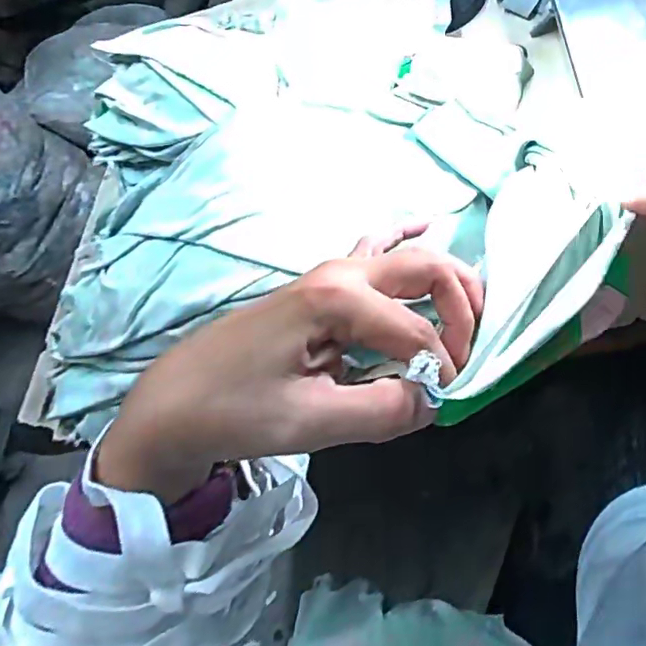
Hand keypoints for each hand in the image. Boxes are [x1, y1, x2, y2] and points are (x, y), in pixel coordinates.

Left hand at [97, 230, 480, 500]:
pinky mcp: (324, 284)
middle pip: (427, 268)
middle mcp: (342, 272)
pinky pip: (375, 247)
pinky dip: (405, 238)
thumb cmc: (233, 411)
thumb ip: (381, 411)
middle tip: (469, 350)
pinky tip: (424, 224)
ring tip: (471, 312)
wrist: (173, 404)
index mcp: (337, 298)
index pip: (416, 329)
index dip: (441, 365)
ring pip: (409, 256)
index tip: (441, 399)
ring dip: (446, 281)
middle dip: (461, 307)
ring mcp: (332, 272)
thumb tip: (434, 399)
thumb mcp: (309, 421)